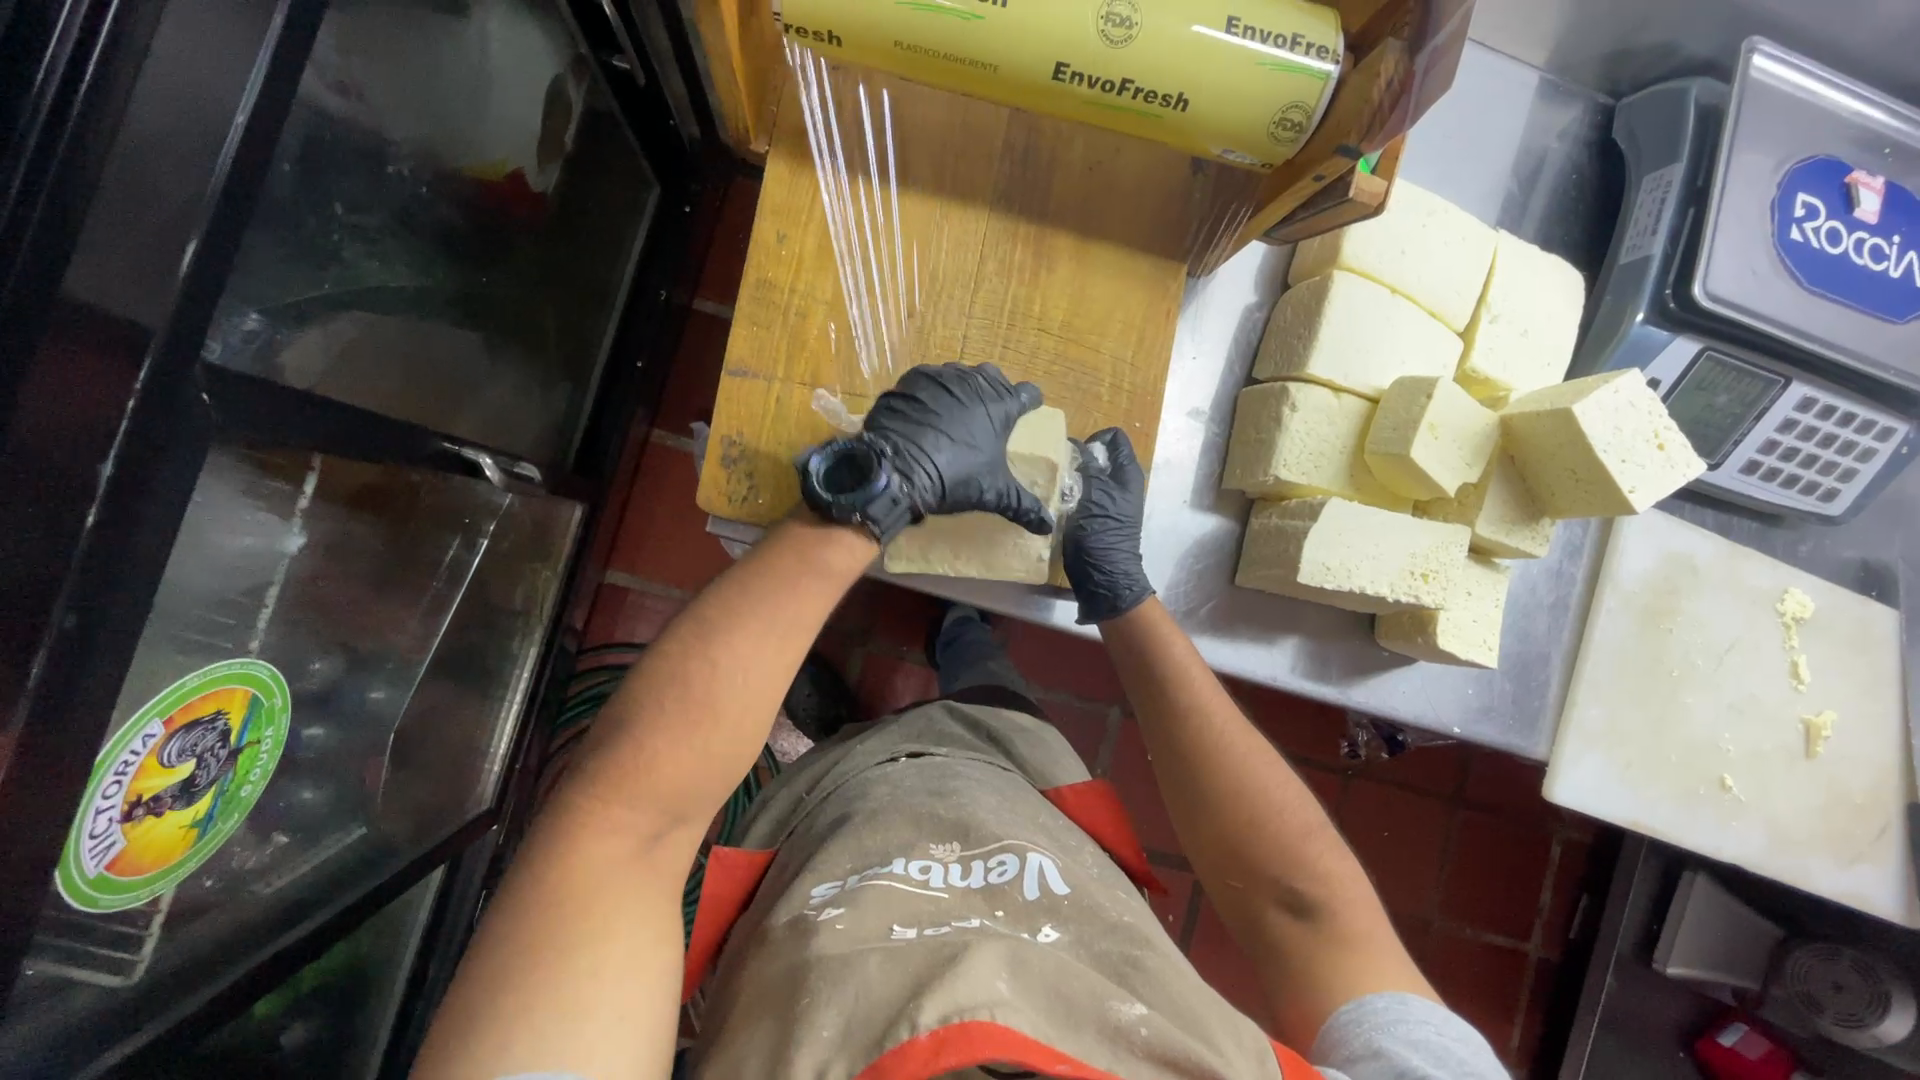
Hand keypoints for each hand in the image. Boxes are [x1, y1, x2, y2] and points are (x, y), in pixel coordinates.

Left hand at [861, 362, 1052, 534]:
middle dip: (995, 391)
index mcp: (1002, 405)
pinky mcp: (912, 379)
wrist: (897, 467)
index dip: (1031, 402)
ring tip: (955, 412)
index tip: (1029, 410)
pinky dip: (930, 394)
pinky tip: (925, 412)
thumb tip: (1047, 526)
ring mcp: (942, 377)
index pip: (1029, 393)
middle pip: (994, 378)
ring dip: (961, 390)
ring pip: (960, 376)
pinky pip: (928, 381)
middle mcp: (975, 382)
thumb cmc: (954, 476)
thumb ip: (1023, 506)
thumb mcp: (993, 494)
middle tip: (989, 414)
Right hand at [1063, 428, 1152, 623]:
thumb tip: (1076, 445)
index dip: (1094, 439)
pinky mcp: (1095, 516)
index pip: (1114, 437)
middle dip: (1078, 458)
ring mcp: (1108, 501)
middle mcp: (1121, 484)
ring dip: (1071, 477)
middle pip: (1098, 457)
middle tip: (1060, 468)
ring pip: (1087, 476)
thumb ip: (1087, 464)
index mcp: (1128, 473)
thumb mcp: (1094, 491)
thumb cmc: (1101, 530)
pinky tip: (1056, 502)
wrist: (1102, 574)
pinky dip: (1069, 494)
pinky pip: (1081, 495)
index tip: (1075, 453)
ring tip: (1055, 485)